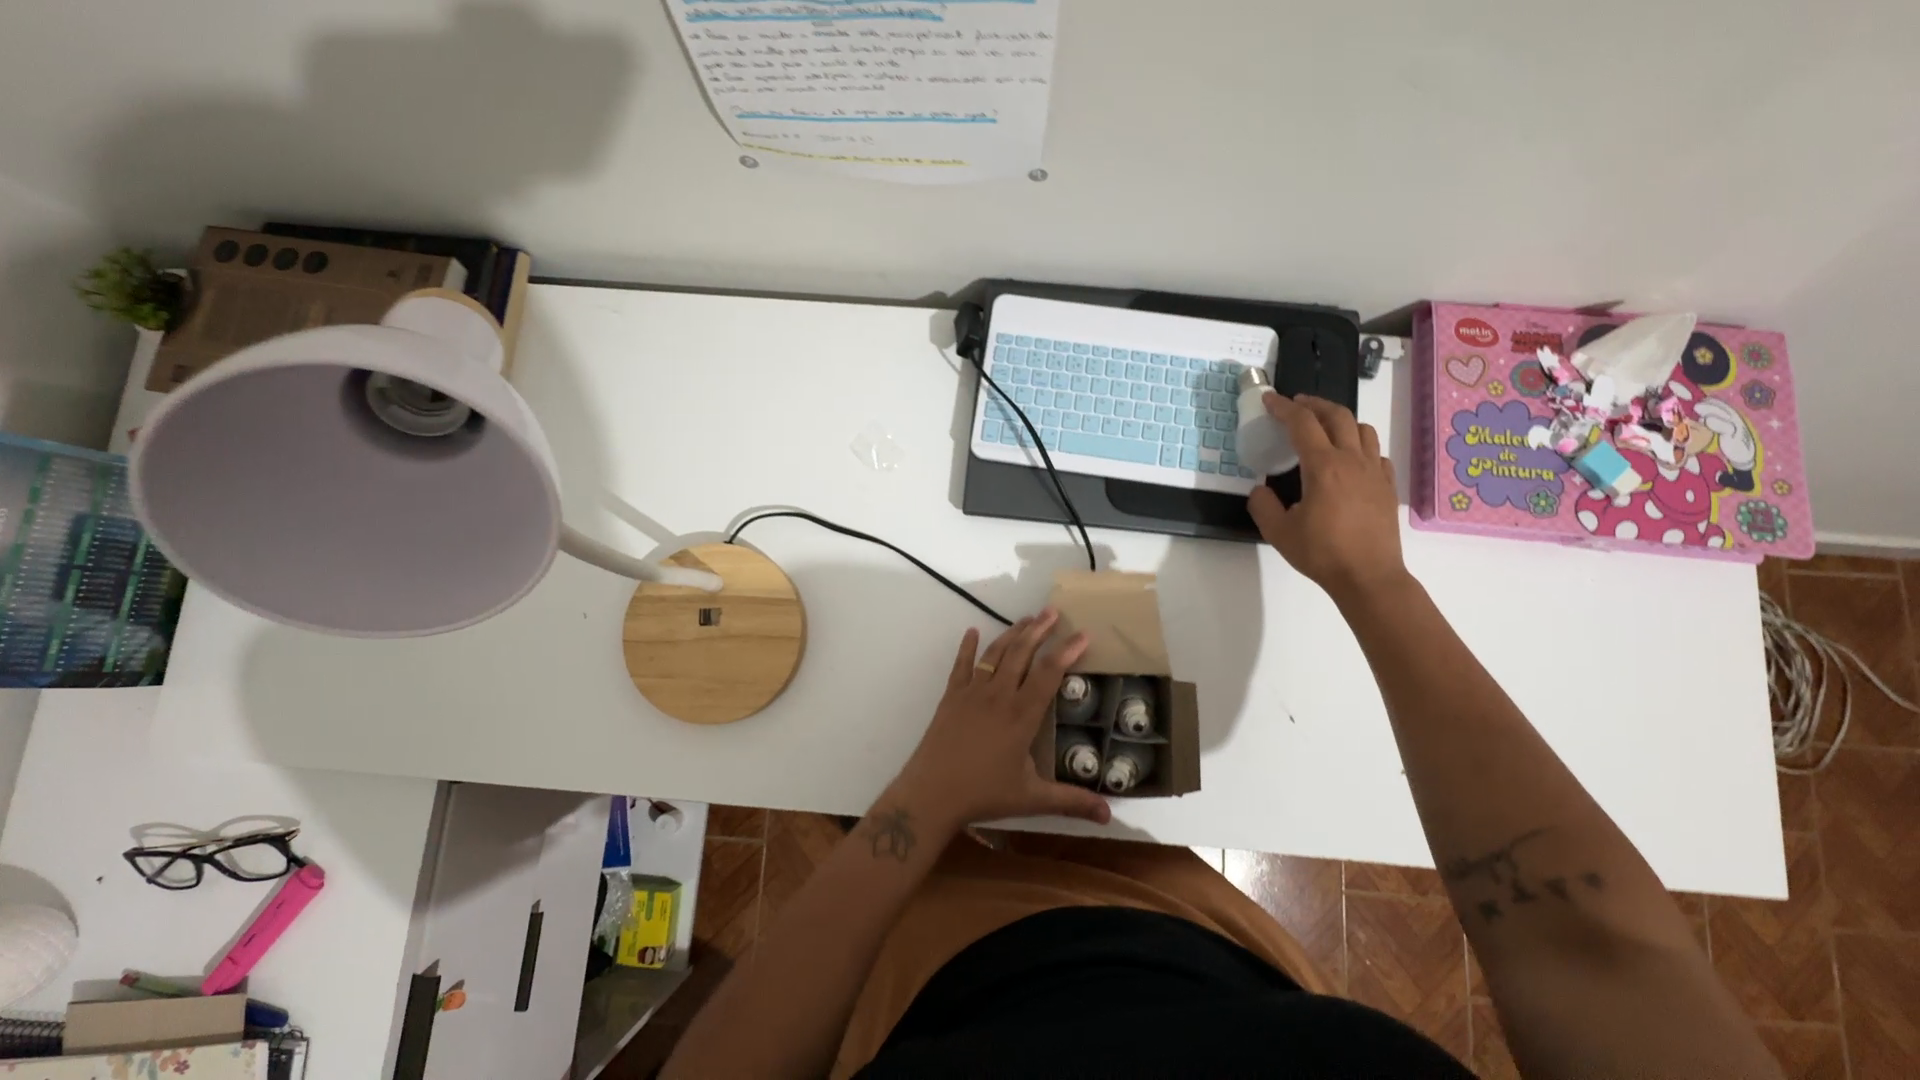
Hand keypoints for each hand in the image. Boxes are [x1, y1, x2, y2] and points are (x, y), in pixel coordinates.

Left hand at [890, 610, 1110, 829]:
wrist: (931, 793)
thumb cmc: (983, 794)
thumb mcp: (1032, 799)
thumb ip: (1071, 802)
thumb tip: (1109, 815)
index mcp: (1021, 715)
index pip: (1049, 674)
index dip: (1067, 652)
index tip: (1083, 635)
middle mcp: (998, 696)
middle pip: (1022, 653)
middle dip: (1040, 630)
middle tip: (1054, 611)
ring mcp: (972, 693)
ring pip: (995, 654)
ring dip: (1012, 634)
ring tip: (1027, 618)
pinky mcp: (951, 697)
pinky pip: (961, 666)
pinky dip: (967, 647)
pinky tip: (971, 631)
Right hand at [1247, 394, 1408, 603]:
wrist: (1368, 576)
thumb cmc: (1322, 554)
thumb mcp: (1278, 532)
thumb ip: (1263, 506)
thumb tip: (1260, 489)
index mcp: (1323, 467)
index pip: (1302, 423)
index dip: (1283, 407)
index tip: (1269, 400)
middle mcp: (1352, 460)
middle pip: (1337, 415)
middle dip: (1314, 404)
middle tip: (1297, 404)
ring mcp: (1374, 472)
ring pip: (1362, 429)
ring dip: (1341, 420)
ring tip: (1325, 427)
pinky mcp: (1387, 486)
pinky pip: (1376, 453)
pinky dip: (1361, 446)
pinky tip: (1351, 460)